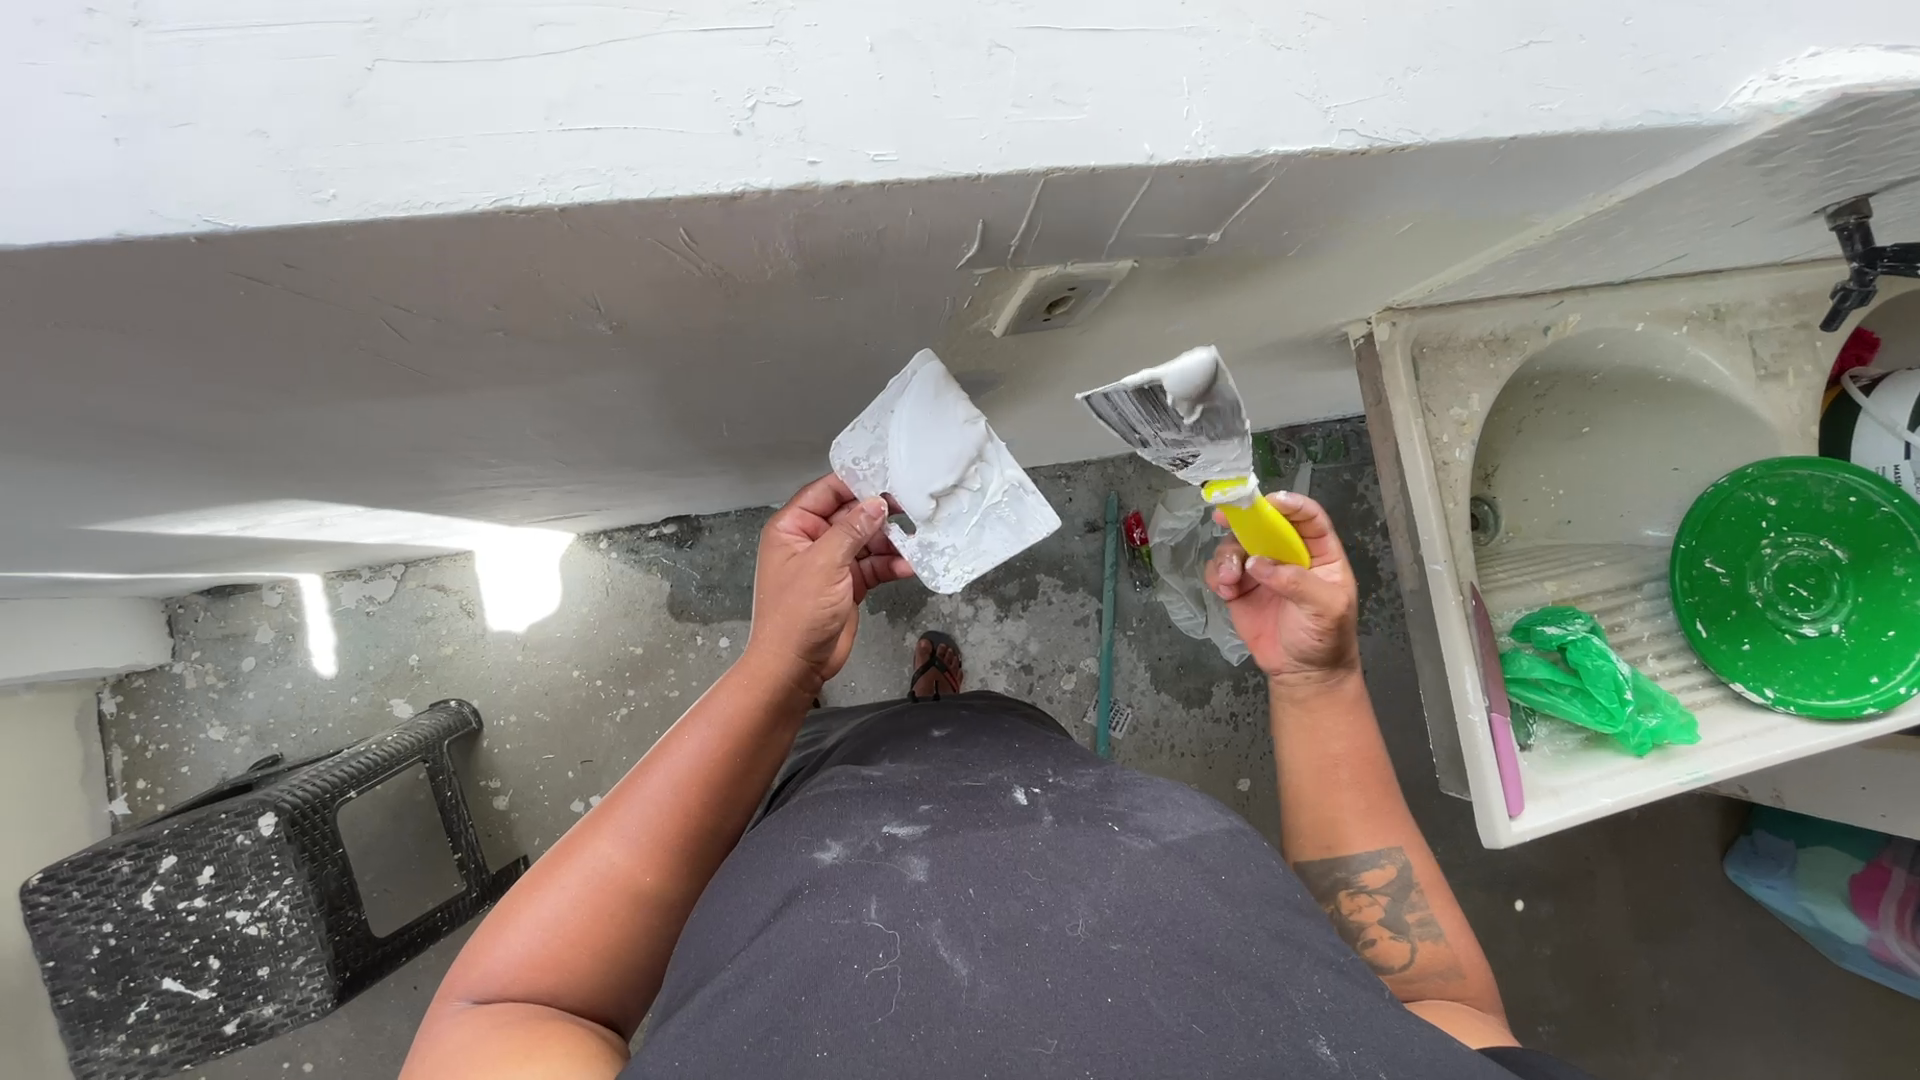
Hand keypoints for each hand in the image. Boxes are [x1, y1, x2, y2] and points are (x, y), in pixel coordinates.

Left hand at [744, 474, 914, 693]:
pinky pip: (872, 566)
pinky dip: (889, 565)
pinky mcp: (847, 585)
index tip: (884, 477)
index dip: (854, 483)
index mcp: (792, 528)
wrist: (795, 666)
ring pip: (866, 541)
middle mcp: (811, 541)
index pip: (825, 492)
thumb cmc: (795, 616)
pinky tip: (907, 566)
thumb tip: (875, 503)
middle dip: (879, 514)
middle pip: (850, 516)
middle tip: (909, 508)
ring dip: (889, 543)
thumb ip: (851, 530)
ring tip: (914, 542)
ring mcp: (830, 564)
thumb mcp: (824, 564)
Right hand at [1204, 491, 1359, 687]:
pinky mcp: (1239, 588)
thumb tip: (1257, 563)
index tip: (1269, 502)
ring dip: (1227, 558)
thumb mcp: (1326, 608)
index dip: (1290, 505)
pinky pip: (1221, 571)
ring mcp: (1260, 570)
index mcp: (1319, 553)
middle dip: (1243, 519)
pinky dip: (1217, 576)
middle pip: (1264, 524)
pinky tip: (1225, 592)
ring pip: (1236, 546)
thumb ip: (1296, 582)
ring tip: (1229, 581)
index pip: (1308, 518)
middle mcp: (1287, 555)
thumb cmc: (1326, 638)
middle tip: (1222, 515)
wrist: (1303, 673)